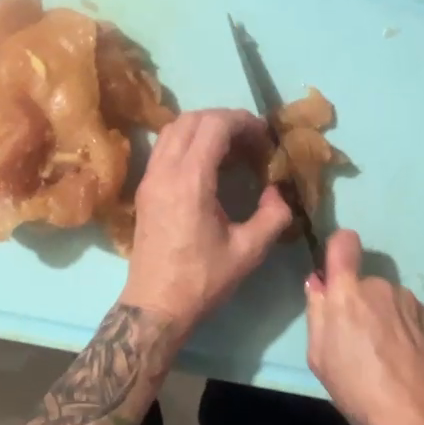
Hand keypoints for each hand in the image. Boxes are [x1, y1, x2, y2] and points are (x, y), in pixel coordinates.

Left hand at [120, 109, 294, 333]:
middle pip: (191, 119)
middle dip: (224, 120)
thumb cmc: (203, 280)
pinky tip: (209, 164)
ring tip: (231, 148)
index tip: (265, 137)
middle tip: (251, 140)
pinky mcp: (145, 189)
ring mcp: (149, 178)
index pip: (214, 125)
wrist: (156, 306)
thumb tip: (279, 192)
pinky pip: (164, 147)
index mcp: (190, 180)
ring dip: (204, 128)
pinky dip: (188, 142)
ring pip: (173, 129)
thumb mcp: (249, 251)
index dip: (243, 122)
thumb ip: (273, 215)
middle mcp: (164, 171)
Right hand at [305, 229, 423, 424]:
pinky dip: (404, 330)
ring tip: (381, 356)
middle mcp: (381, 286)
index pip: (343, 242)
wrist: (415, 414)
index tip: (334, 276)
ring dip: (383, 318)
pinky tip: (403, 359)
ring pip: (388, 300)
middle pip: (364, 283)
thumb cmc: (356, 387)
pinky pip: (408, 315)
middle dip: (358, 303)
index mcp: (347, 291)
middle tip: (354, 341)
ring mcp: (410, 301)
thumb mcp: (319, 356)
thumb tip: (318, 284)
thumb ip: (317, 313)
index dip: (337, 252)